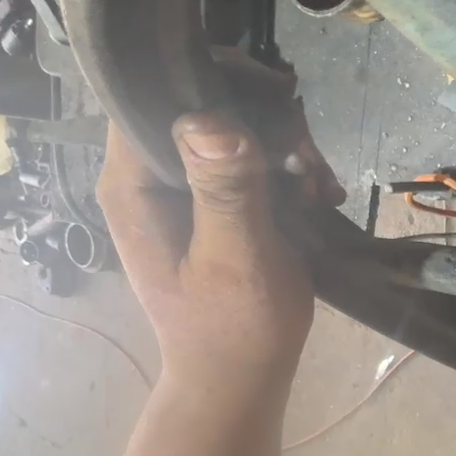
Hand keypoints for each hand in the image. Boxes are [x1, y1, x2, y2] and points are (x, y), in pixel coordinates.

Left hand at [96, 102, 340, 391]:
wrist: (243, 375)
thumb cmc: (234, 326)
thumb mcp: (235, 260)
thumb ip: (225, 193)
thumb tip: (214, 121)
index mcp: (135, 183)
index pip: (157, 95)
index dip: (216, 81)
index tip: (280, 97)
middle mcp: (152, 176)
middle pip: (206, 107)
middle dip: (267, 122)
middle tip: (310, 161)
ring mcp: (186, 189)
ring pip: (237, 132)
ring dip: (288, 149)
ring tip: (320, 188)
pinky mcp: (219, 204)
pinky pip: (255, 162)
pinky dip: (292, 172)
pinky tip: (320, 196)